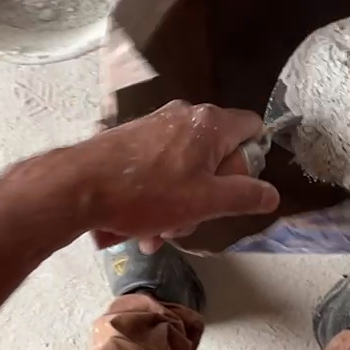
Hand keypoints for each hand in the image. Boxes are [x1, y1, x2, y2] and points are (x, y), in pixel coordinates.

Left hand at [71, 101, 279, 251]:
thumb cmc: (147, 192)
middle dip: (209, 194)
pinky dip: (159, 195)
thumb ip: (244, 196)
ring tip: (157, 235)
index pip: (253, 128)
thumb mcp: (205, 202)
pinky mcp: (134, 138)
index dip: (252, 160)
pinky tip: (140, 226)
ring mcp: (158, 124)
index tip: (237, 188)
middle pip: (218, 153)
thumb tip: (271, 193)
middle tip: (191, 222)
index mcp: (211, 123)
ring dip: (181, 204)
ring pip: (187, 166)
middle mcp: (186, 115)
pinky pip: (161, 167)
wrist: (78, 186)